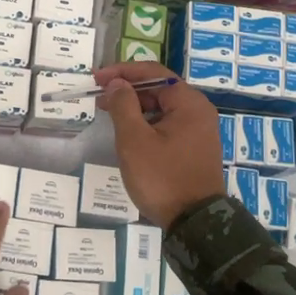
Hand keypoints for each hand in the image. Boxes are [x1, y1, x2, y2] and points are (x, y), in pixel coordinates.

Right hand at [93, 61, 225, 228]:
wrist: (194, 222)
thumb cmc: (162, 177)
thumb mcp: (135, 140)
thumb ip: (123, 106)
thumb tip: (116, 84)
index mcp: (189, 103)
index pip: (153, 72)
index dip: (122, 71)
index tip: (96, 79)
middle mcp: (199, 111)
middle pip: (159, 89)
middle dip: (127, 89)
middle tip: (98, 97)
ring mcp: (198, 131)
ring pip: (162, 108)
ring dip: (135, 107)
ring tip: (108, 113)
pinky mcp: (194, 149)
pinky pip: (168, 125)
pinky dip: (147, 123)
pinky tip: (128, 132)